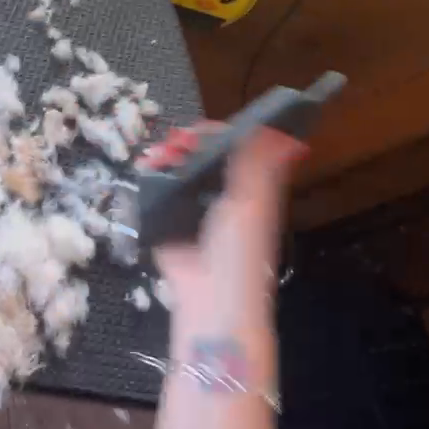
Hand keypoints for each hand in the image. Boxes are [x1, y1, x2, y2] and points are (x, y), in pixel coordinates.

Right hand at [143, 124, 305, 324]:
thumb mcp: (253, 205)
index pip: (232, 151)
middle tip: (174, 141)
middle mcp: (218, 196)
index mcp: (245, 192)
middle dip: (185, 143)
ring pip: (174, 170)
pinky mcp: (165, 220)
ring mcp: (189, 208)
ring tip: (156, 156)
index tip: (200, 130)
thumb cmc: (238, 252)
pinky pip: (153, 191)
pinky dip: (147, 177)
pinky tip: (144, 169)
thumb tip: (284, 133)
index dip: (217, 135)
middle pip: (199, 157)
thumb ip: (258, 168)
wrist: (209, 298)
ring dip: (164, 156)